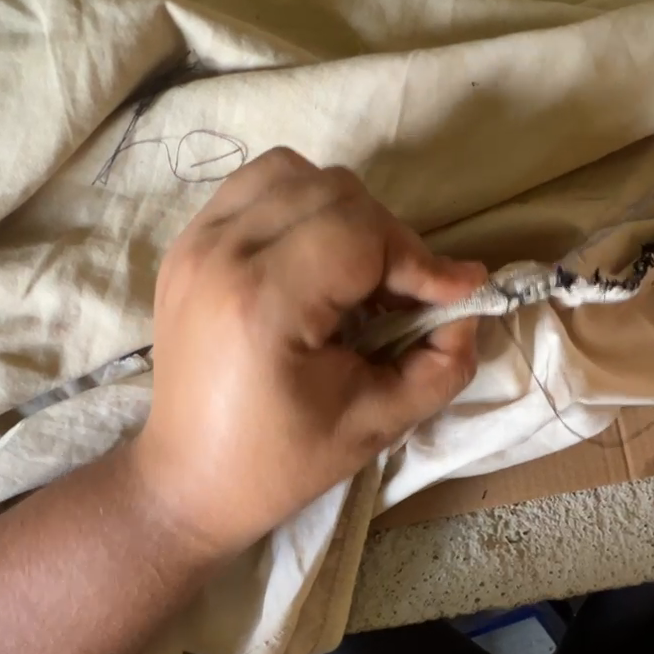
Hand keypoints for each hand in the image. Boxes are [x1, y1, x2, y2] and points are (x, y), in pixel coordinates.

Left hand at [132, 148, 485, 553]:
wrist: (191, 480)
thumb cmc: (283, 463)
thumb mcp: (379, 425)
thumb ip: (444, 364)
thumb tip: (468, 303)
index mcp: (263, 303)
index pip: (363, 234)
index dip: (422, 260)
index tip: (455, 295)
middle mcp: (221, 254)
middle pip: (336, 193)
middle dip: (390, 240)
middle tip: (408, 296)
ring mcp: (195, 242)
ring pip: (296, 174)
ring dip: (347, 215)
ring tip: (361, 276)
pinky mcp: (186, 245)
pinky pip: (257, 188)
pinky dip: (303, 209)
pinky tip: (317, 263)